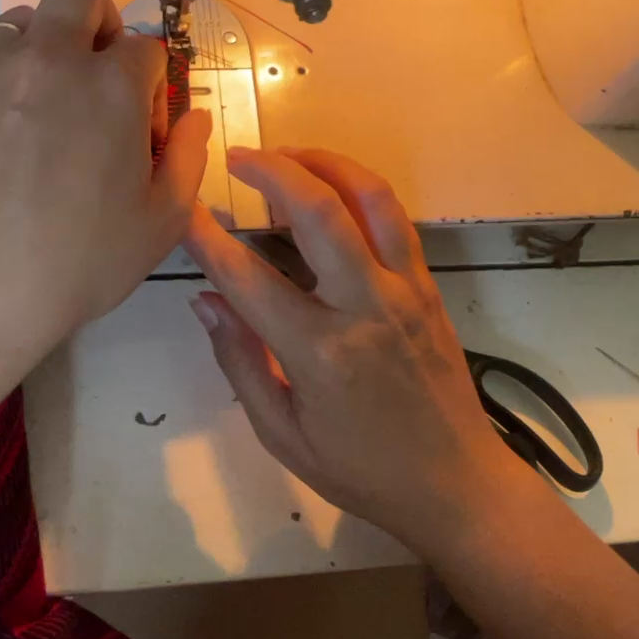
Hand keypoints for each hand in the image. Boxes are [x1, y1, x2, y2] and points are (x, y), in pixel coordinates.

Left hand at [0, 0, 210, 350]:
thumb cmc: (83, 260)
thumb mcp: (163, 219)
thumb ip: (188, 155)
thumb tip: (193, 117)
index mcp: (111, 85)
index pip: (146, 45)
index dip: (152, 85)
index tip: (140, 129)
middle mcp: (49, 60)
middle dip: (101, 20)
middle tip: (98, 77)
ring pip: (22, 19)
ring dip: (45, 49)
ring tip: (44, 109)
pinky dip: (2, 85)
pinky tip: (1, 146)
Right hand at [182, 148, 531, 549]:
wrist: (456, 483)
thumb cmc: (361, 469)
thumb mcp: (283, 433)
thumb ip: (240, 362)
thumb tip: (205, 302)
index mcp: (320, 352)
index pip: (249, 277)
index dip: (207, 237)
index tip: (182, 207)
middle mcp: (365, 306)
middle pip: (317, 211)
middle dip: (272, 170)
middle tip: (237, 156)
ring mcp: (405, 289)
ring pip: (368, 197)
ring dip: (324, 163)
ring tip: (287, 155)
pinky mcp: (427, 284)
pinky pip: (395, 217)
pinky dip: (360, 186)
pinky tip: (334, 185)